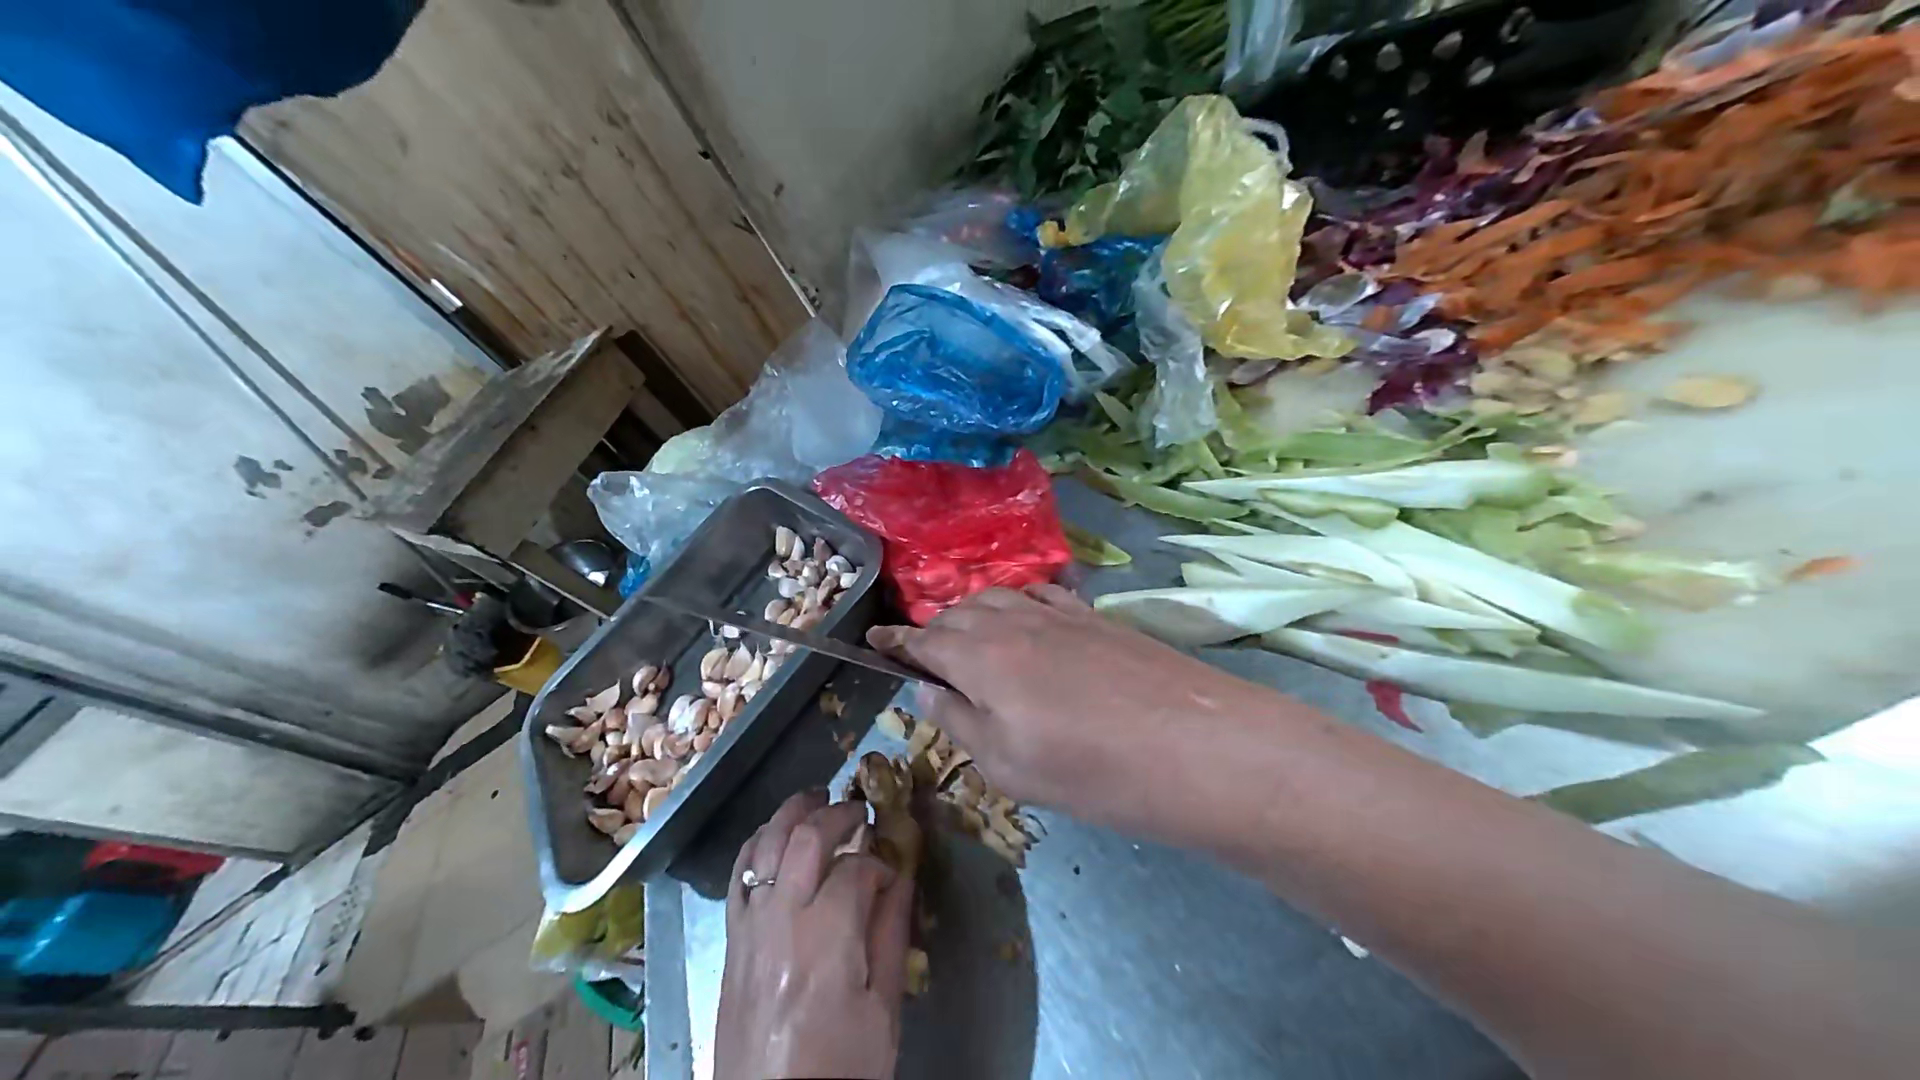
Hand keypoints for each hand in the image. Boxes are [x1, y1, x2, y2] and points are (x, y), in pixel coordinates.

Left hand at [714, 790, 913, 1079]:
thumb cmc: (841, 1069)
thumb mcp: (884, 1010)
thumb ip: (891, 933)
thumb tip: (903, 874)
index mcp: (827, 939)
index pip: (856, 868)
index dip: (880, 861)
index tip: (892, 873)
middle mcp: (782, 920)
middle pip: (806, 838)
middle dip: (838, 814)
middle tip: (861, 811)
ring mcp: (750, 927)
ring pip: (766, 844)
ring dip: (793, 812)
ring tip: (816, 796)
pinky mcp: (730, 940)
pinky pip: (739, 874)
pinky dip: (757, 843)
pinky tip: (774, 835)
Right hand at [867, 585, 1277, 824]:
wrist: (1194, 744)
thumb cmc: (1090, 770)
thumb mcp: (1007, 766)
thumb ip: (958, 720)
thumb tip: (926, 688)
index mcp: (979, 657)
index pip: (922, 641)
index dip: (893, 642)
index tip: (871, 642)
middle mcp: (1012, 621)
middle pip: (957, 614)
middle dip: (932, 631)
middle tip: (924, 655)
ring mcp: (1057, 613)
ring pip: (996, 597)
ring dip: (972, 614)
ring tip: (968, 638)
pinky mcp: (1095, 616)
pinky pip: (1041, 595)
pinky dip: (1019, 603)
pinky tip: (1025, 615)